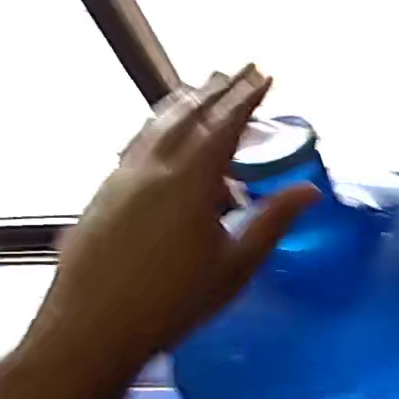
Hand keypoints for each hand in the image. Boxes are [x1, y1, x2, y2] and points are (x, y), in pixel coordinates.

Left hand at [24, 66, 318, 380]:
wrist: (88, 332)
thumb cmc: (174, 302)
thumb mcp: (236, 264)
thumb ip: (273, 221)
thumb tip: (310, 190)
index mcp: (189, 183)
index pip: (224, 127)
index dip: (247, 98)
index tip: (265, 74)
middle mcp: (151, 169)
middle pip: (189, 117)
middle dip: (217, 90)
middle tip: (237, 67)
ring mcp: (120, 180)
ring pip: (154, 127)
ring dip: (182, 103)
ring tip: (198, 87)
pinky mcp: (101, 196)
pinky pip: (135, 145)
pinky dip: (156, 127)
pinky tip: (157, 134)